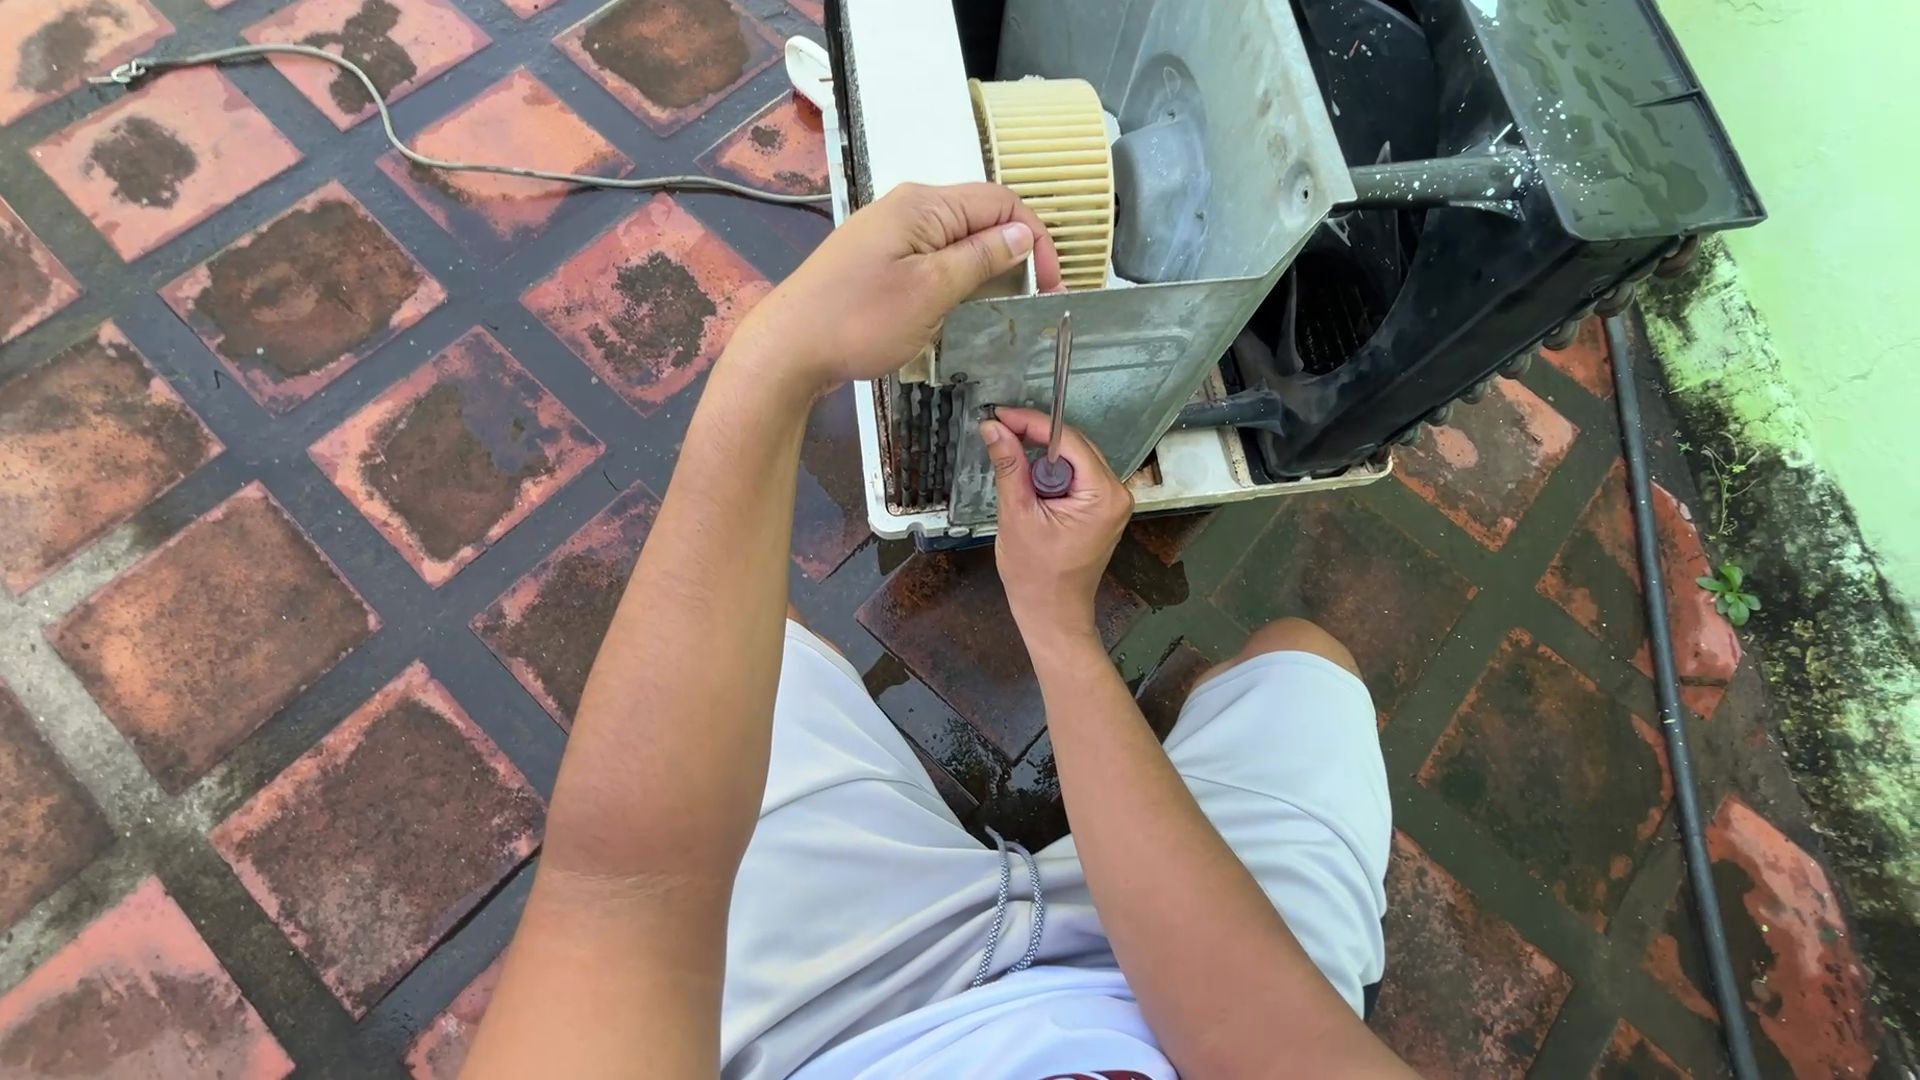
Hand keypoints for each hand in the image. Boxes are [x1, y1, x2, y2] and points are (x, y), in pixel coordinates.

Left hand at [729, 183, 1061, 394]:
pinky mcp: (878, 266)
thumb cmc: (860, 320)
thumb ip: (979, 259)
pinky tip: (960, 315)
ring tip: (1002, 314)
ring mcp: (890, 239)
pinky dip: (954, 286)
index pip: (1000, 203)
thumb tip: (1021, 234)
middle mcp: (908, 211)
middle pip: (979, 222)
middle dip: (1013, 259)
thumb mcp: (931, 290)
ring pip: (955, 246)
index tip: (1051, 285)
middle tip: (1032, 306)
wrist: (789, 349)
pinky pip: (931, 265)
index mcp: (924, 205)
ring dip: (984, 275)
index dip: (1035, 239)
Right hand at [981, 406, 1132, 647]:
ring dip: (1040, 457)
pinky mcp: (1099, 511)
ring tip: (1006, 452)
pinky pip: (1074, 478)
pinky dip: (1049, 475)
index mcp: (1103, 494)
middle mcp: (1116, 492)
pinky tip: (1026, 478)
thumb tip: (994, 428)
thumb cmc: (1035, 575)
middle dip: (1035, 437)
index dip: (1031, 423)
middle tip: (997, 430)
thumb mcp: (1017, 515)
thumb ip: (1010, 466)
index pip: (1068, 440)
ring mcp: (1111, 502)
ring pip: (1072, 460)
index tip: (999, 415)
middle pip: (1073, 446)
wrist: (1052, 615)